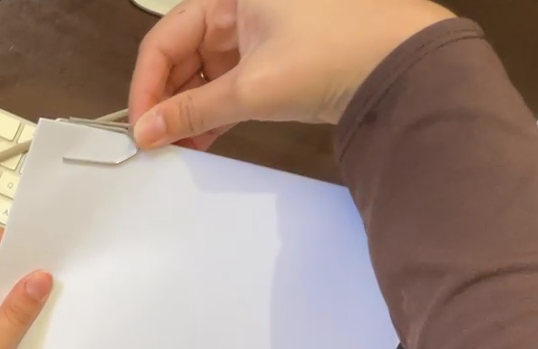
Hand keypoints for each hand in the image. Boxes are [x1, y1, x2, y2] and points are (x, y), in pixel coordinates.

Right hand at [128, 0, 453, 151]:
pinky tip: (200, 140)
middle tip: (156, 143)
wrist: (398, 68)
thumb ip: (189, 112)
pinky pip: (221, 88)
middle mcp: (237, 6)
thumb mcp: (250, 88)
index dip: (145, 87)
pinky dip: (208, 115)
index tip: (139, 128)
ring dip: (185, 114)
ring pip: (197, 76)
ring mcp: (252, 33)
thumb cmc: (334, 53)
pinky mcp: (266, 60)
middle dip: (164, 102)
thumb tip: (145, 132)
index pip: (164, 40)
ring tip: (179, 146)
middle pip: (177, 58)